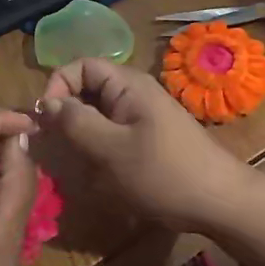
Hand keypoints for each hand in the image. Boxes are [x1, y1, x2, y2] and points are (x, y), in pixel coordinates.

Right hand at [35, 59, 254, 232]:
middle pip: (89, 90)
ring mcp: (144, 116)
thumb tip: (46, 103)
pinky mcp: (150, 138)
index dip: (57, 86)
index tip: (45, 121)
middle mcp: (136, 93)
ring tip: (80, 165)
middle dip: (68, 115)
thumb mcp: (112, 149)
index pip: (81, 65)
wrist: (219, 200)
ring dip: (84, 137)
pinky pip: (114, 134)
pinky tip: (101, 175)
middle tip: (57, 148)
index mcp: (128, 84)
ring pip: (99, 115)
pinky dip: (101, 149)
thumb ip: (76, 122)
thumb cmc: (164, 173)